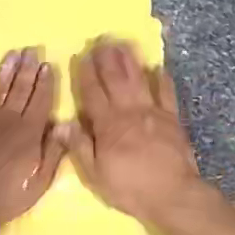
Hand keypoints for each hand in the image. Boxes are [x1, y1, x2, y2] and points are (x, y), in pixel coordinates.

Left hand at [0, 47, 64, 234]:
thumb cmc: (8, 197)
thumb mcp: (40, 182)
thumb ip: (53, 152)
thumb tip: (65, 124)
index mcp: (29, 133)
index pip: (41, 101)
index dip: (46, 83)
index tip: (49, 65)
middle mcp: (7, 120)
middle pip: (20, 89)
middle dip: (28, 69)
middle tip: (32, 50)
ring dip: (6, 71)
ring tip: (13, 54)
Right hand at [64, 38, 209, 227]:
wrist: (173, 195)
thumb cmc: (130, 188)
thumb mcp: (96, 175)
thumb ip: (79, 147)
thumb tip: (61, 124)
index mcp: (107, 125)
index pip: (92, 93)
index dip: (85, 74)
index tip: (81, 56)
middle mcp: (129, 111)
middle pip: (115, 79)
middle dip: (107, 58)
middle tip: (101, 40)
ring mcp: (153, 112)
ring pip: (139, 79)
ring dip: (130, 60)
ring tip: (123, 43)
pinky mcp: (173, 119)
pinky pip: (167, 93)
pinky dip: (162, 78)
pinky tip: (157, 67)